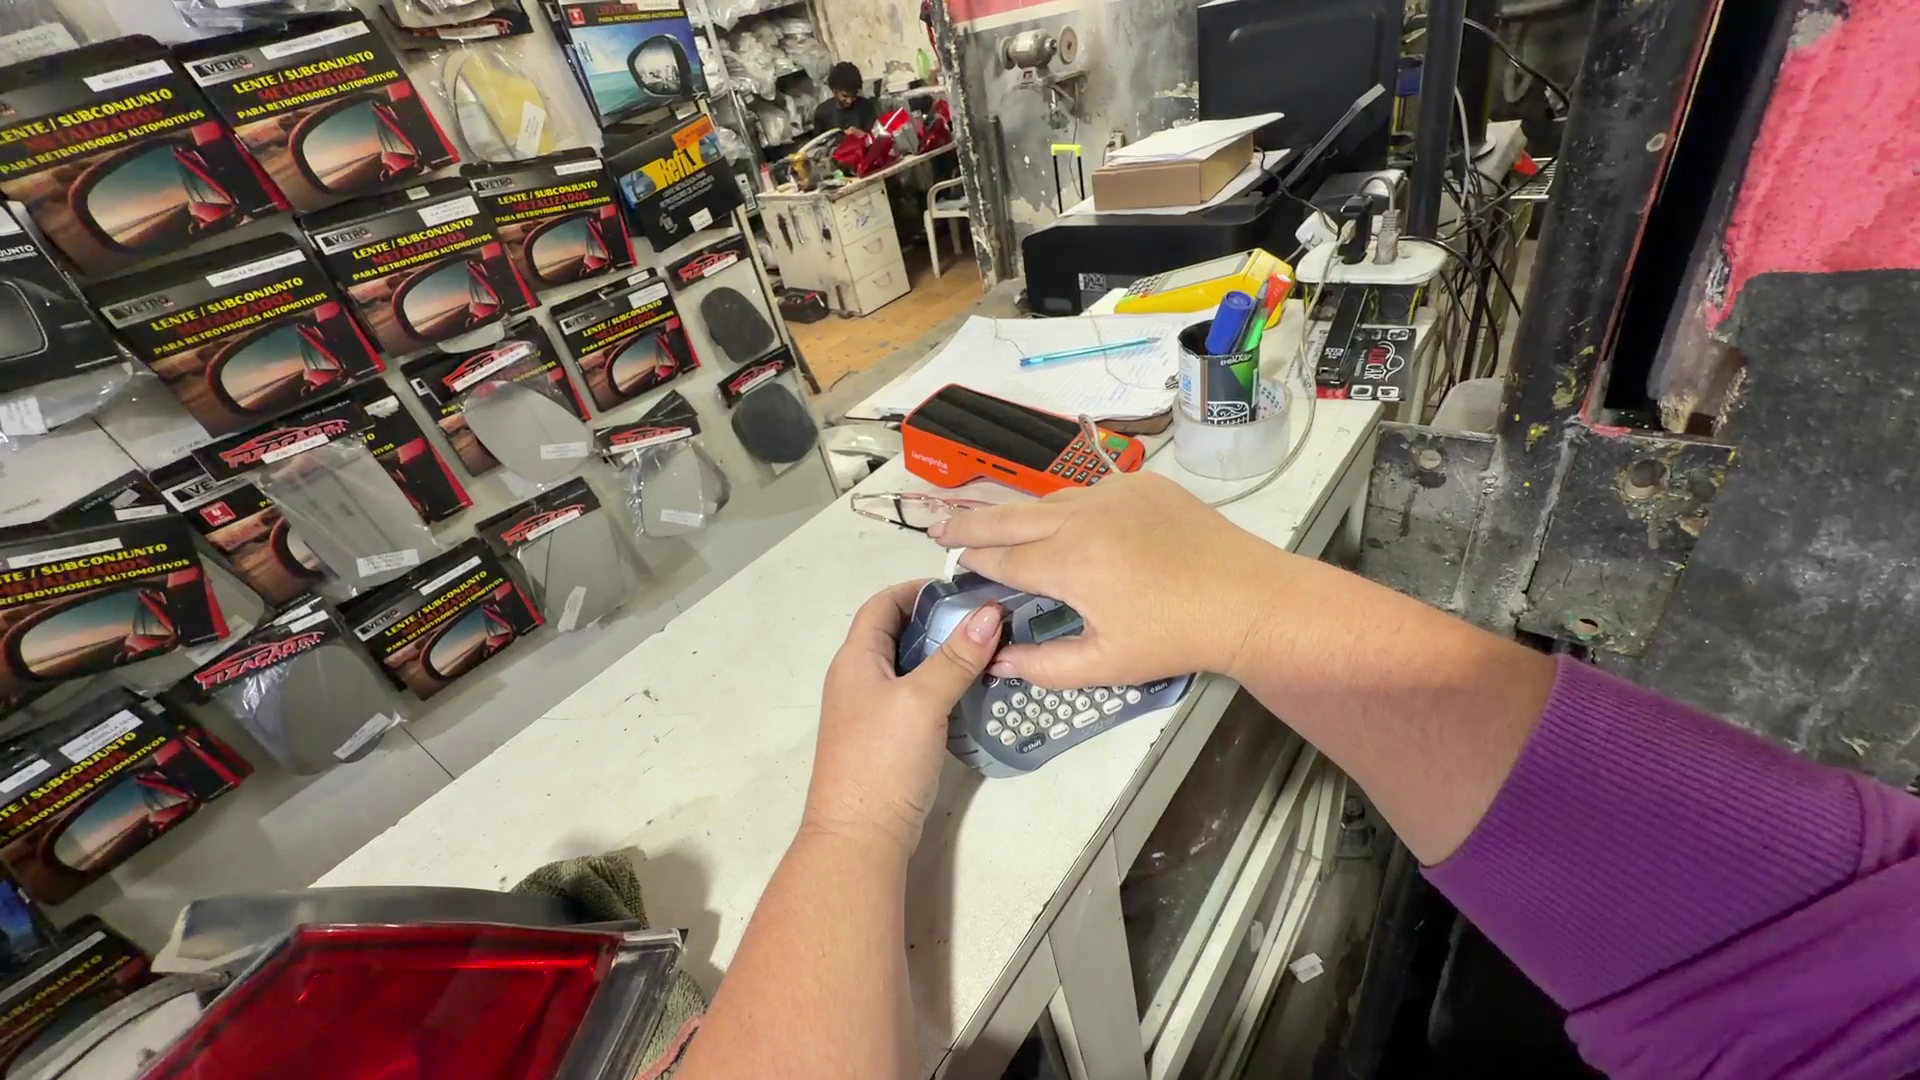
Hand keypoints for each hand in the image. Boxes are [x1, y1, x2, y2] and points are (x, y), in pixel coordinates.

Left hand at [804, 581, 1001, 853]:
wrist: (860, 836)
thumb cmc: (883, 758)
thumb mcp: (922, 700)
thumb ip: (956, 657)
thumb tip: (990, 611)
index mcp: (856, 659)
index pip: (881, 604)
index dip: (916, 590)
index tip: (960, 591)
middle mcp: (858, 678)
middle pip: (896, 633)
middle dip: (937, 622)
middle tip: (984, 620)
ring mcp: (870, 710)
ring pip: (908, 666)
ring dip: (942, 655)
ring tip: (986, 650)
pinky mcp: (886, 737)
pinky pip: (914, 696)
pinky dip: (940, 686)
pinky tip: (970, 692)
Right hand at [929, 473, 1287, 688]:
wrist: (1247, 598)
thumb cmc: (1174, 637)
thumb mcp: (1105, 664)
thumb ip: (1042, 665)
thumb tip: (994, 661)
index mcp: (1067, 563)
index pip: (1001, 558)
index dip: (973, 561)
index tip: (955, 562)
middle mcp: (1080, 518)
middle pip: (1008, 517)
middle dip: (970, 522)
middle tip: (941, 525)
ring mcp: (1111, 493)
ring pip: (1047, 500)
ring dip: (1018, 515)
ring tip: (997, 525)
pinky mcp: (1139, 483)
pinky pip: (1088, 491)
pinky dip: (1067, 507)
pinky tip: (1067, 523)